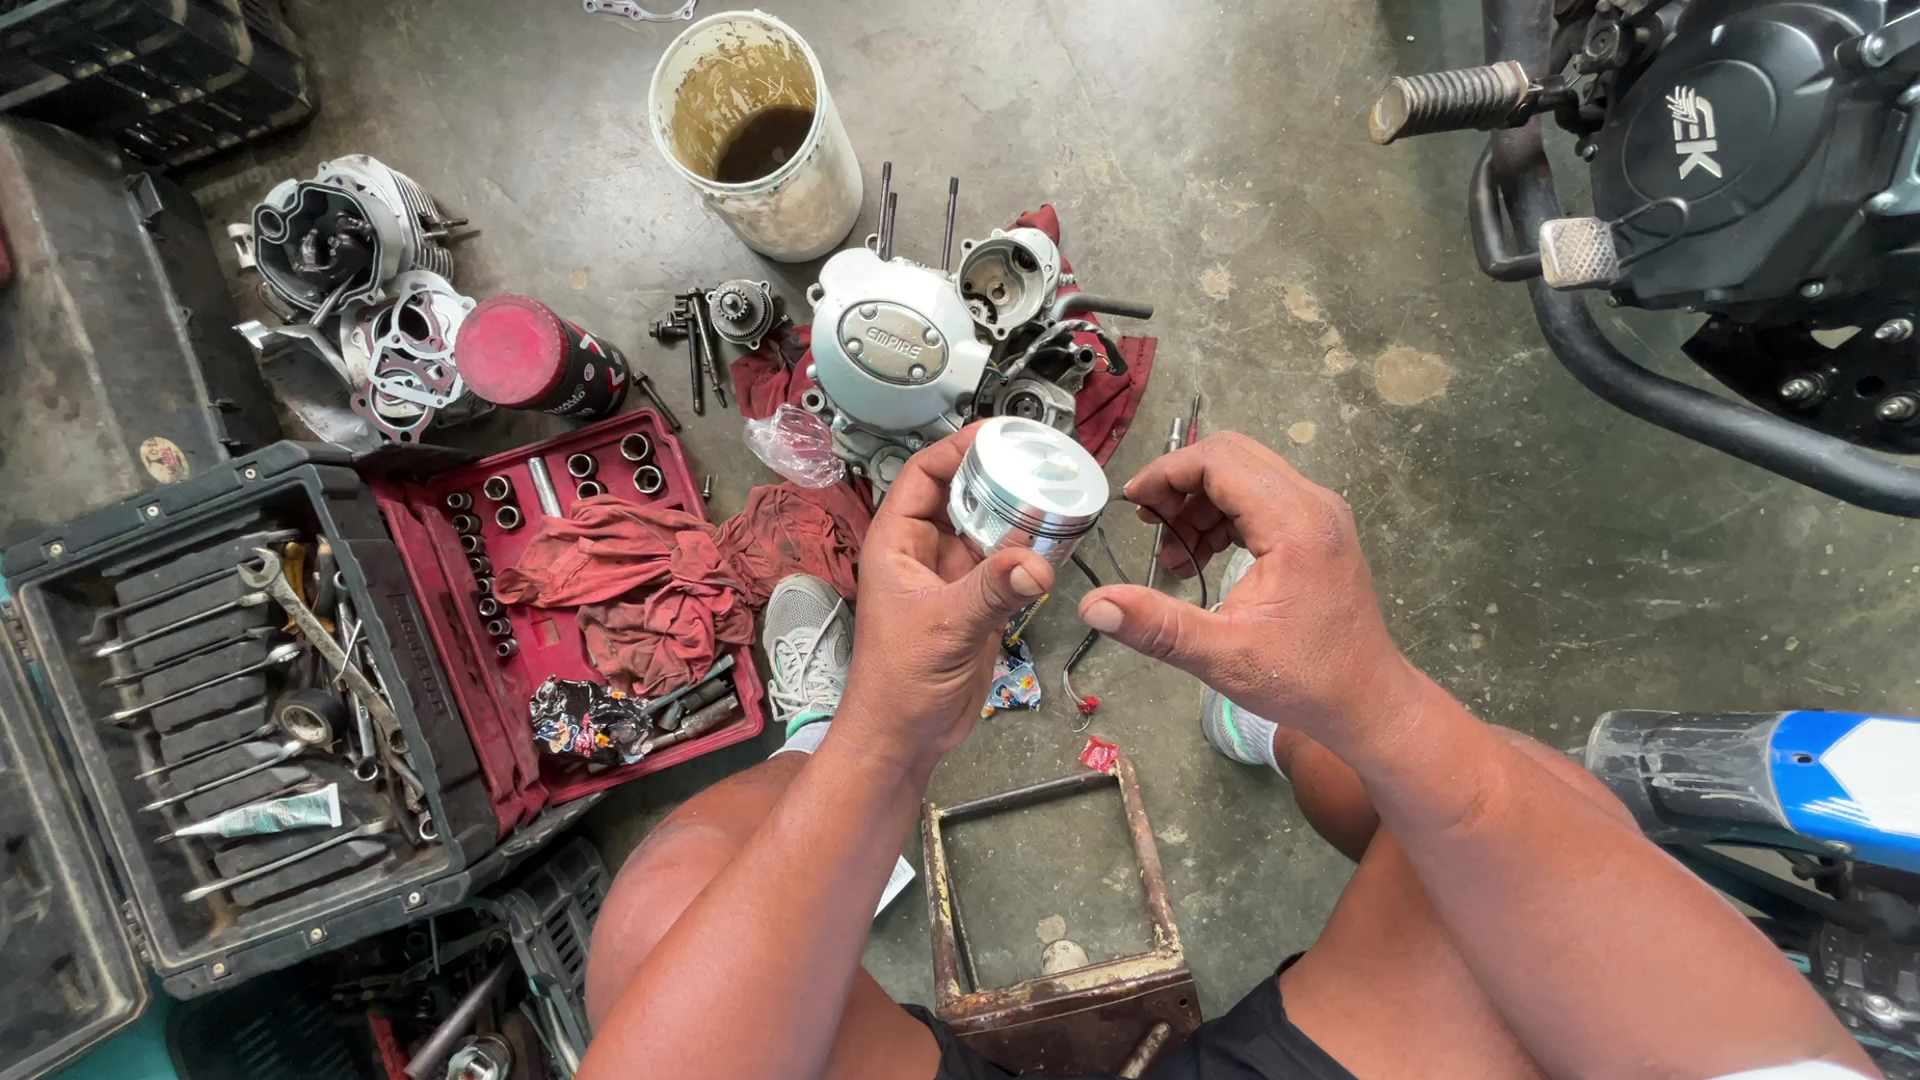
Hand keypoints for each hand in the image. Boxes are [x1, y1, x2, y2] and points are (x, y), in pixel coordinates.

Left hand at [834, 425, 1055, 771]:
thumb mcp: (943, 627)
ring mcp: (952, 576)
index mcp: (897, 543)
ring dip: (1017, 513)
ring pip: (987, 528)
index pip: (923, 475)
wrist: (905, 735)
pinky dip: (1028, 551)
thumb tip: (1036, 562)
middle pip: (961, 495)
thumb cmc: (898, 681)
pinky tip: (1054, 540)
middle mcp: (924, 551)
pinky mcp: (976, 601)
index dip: (956, 448)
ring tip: (1055, 492)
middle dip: (996, 476)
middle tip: (1039, 460)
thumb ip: (990, 592)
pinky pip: (1005, 563)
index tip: (996, 433)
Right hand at [1077, 432, 1420, 753]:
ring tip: (1172, 553)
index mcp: (1296, 523)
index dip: (1167, 473)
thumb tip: (1092, 606)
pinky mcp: (1314, 529)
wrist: (1367, 702)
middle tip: (1148, 524)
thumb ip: (1156, 625)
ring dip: (1197, 502)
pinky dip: (1219, 516)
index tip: (1133, 505)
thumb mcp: (1222, 656)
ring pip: (1242, 474)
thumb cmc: (1302, 679)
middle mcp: (1313, 504)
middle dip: (1179, 482)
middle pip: (1231, 457)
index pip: (1220, 461)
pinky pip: (1257, 498)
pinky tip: (1200, 556)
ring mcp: (1318, 514)